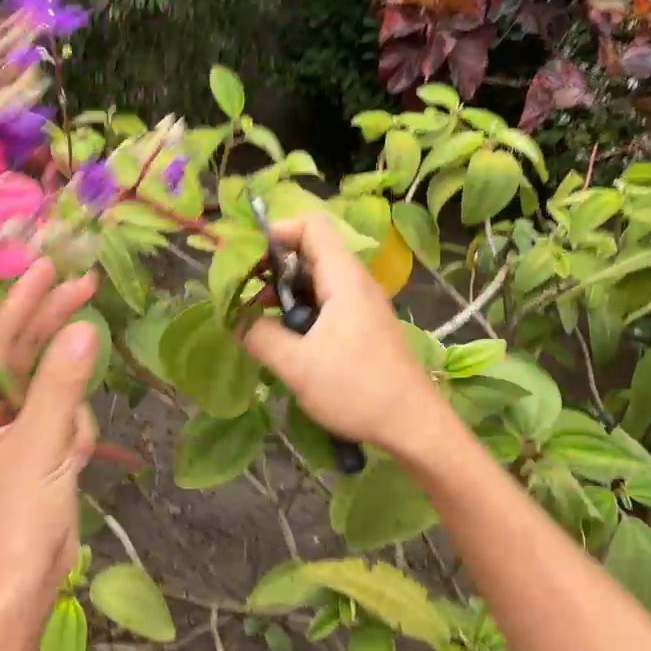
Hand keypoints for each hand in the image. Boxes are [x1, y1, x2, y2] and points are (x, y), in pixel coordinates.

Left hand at [0, 258, 101, 599]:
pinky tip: (74, 461)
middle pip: (23, 350)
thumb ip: (61, 383)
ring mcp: (12, 426)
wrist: (26, 576)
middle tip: (85, 283)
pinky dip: (77, 432)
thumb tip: (83, 329)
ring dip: (70, 409)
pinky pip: (66, 415)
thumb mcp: (42, 442)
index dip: (23, 300)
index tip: (50, 268)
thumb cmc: (18, 511)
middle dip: (53, 322)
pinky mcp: (37, 444)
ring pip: (53, 385)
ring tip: (69, 449)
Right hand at [242, 211, 446, 457]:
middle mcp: (355, 283)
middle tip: (246, 296)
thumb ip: (260, 336)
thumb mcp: (297, 366)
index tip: (248, 261)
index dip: (277, 231)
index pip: (312, 224)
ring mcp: (362, 305)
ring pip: (316, 280)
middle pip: (310, 250)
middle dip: (273, 267)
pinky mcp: (363, 326)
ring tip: (260, 322)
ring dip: (285, 294)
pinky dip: (302, 311)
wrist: (414, 426)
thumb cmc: (357, 389)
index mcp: (343, 279)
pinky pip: (327, 303)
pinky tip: (287, 341)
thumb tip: (236, 319)